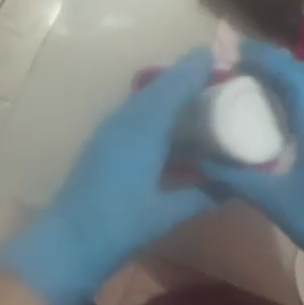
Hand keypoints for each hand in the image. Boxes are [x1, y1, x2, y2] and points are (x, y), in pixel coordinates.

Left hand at [0, 49, 217, 304]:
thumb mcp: (168, 213)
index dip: (199, 69)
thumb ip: (204, 193)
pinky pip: (137, 114)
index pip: (175, 86)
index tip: (225, 58)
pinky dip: (158, 109)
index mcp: (143, 129)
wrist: (65, 245)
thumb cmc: (118, 228)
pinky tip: (174, 125)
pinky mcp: (103, 144)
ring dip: (172, 92)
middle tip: (219, 75)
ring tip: (202, 95)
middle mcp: (125, 121)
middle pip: (160, 86)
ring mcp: (110, 131)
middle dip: (188, 76)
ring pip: (146, 99)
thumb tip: (238, 182)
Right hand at [202, 39, 303, 304]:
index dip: (263, 58)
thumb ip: (233, 176)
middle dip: (275, 61)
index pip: (291, 75)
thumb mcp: (271, 200)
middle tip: (241, 64)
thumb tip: (198, 156)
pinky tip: (289, 102)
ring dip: (294, 71)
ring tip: (263, 78)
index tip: (234, 52)